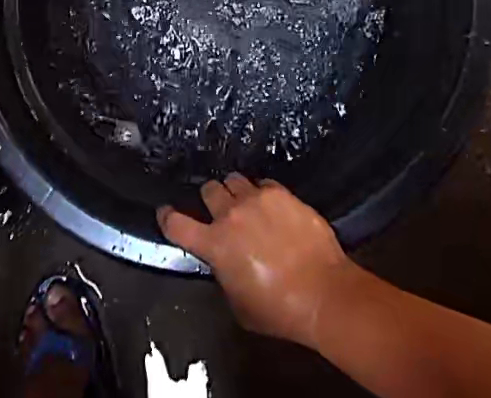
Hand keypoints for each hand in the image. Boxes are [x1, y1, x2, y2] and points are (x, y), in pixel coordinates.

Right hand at [157, 173, 361, 347]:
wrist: (324, 293)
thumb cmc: (281, 309)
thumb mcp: (239, 304)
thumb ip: (224, 275)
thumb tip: (224, 264)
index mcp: (215, 245)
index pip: (177, 223)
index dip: (167, 217)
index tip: (166, 213)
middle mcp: (231, 216)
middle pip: (208, 190)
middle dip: (211, 200)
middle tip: (221, 211)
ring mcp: (257, 200)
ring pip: (234, 180)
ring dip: (236, 192)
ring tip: (247, 204)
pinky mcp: (281, 194)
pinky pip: (264, 184)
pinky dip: (264, 194)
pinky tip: (272, 208)